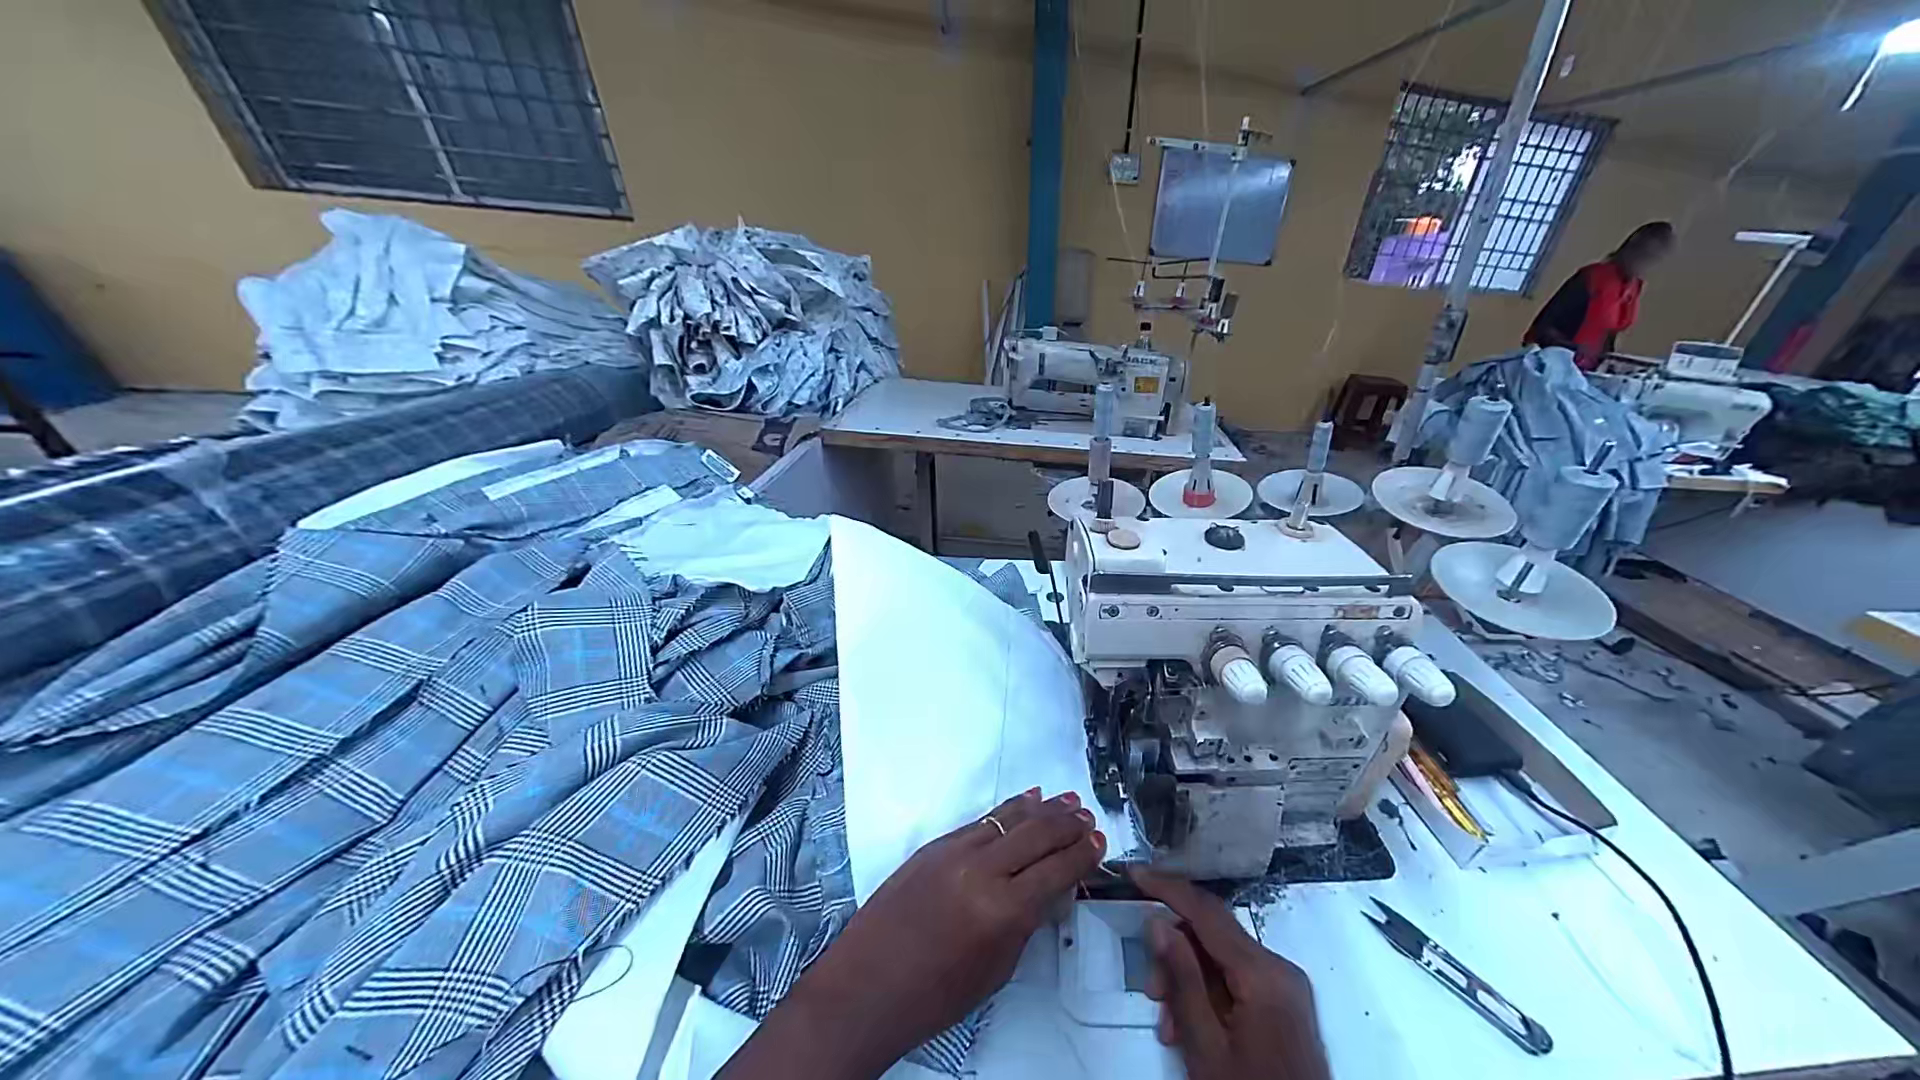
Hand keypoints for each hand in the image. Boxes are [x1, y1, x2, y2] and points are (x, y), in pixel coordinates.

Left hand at [718, 788, 1103, 1079]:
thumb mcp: (997, 969)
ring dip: (1041, 809)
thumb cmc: (937, 994)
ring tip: (1067, 801)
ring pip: (1008, 818)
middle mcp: (981, 871)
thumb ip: (1026, 921)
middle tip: (1088, 817)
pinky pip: (980, 821)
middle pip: (1037, 835)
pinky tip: (1024, 801)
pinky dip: (1007, 810)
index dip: (1082, 854)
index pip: (1056, 870)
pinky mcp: (934, 845)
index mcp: (1003, 911)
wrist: (868, 984)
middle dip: (1067, 825)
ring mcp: (954, 852)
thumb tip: (1049, 886)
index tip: (1099, 842)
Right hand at [1133, 867, 1330, 1079]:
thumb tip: (1157, 922)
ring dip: (1187, 978)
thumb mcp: (1206, 1047)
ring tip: (1168, 1022)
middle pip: (1212, 935)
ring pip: (1220, 958)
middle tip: (1150, 991)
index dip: (1167, 888)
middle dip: (1174, 953)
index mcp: (1264, 975)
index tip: (1134, 873)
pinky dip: (1208, 992)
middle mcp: (1279, 969)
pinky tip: (1189, 1027)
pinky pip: (1235, 979)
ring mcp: (1284, 987)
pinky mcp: (1283, 1004)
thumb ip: (1181, 978)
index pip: (1207, 912)